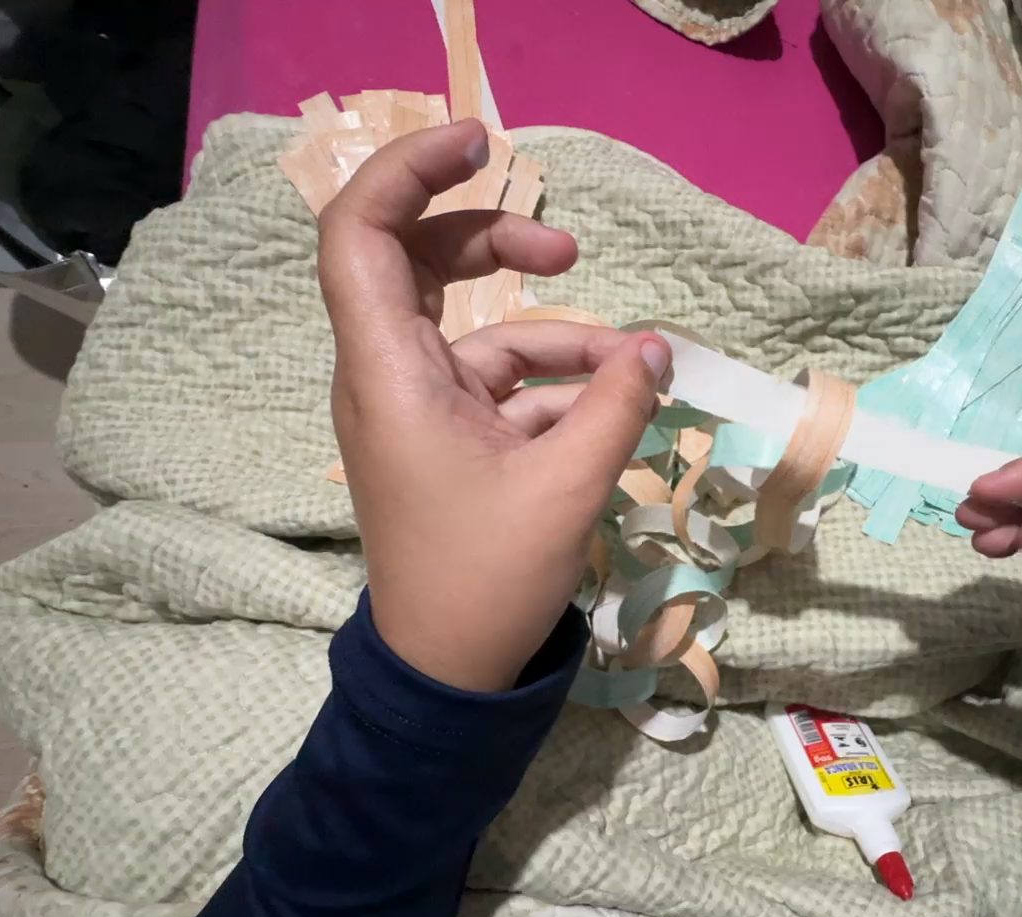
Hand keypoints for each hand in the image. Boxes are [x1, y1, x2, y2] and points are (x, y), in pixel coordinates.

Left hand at [318, 119, 670, 691]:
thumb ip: (616, 403)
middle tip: (569, 250)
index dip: (409, 172)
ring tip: (635, 370)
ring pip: (484, 338)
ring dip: (560, 344)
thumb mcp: (567, 485)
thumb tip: (658, 346)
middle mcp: (393, 377)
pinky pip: (505, 391)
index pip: (363, 236)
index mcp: (391, 373)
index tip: (481, 145)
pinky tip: (613, 406)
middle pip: (422, 267)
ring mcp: (424, 411)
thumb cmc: (490, 576)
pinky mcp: (453, 443)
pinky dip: (558, 391)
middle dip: (497, 245)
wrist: (453, 667)